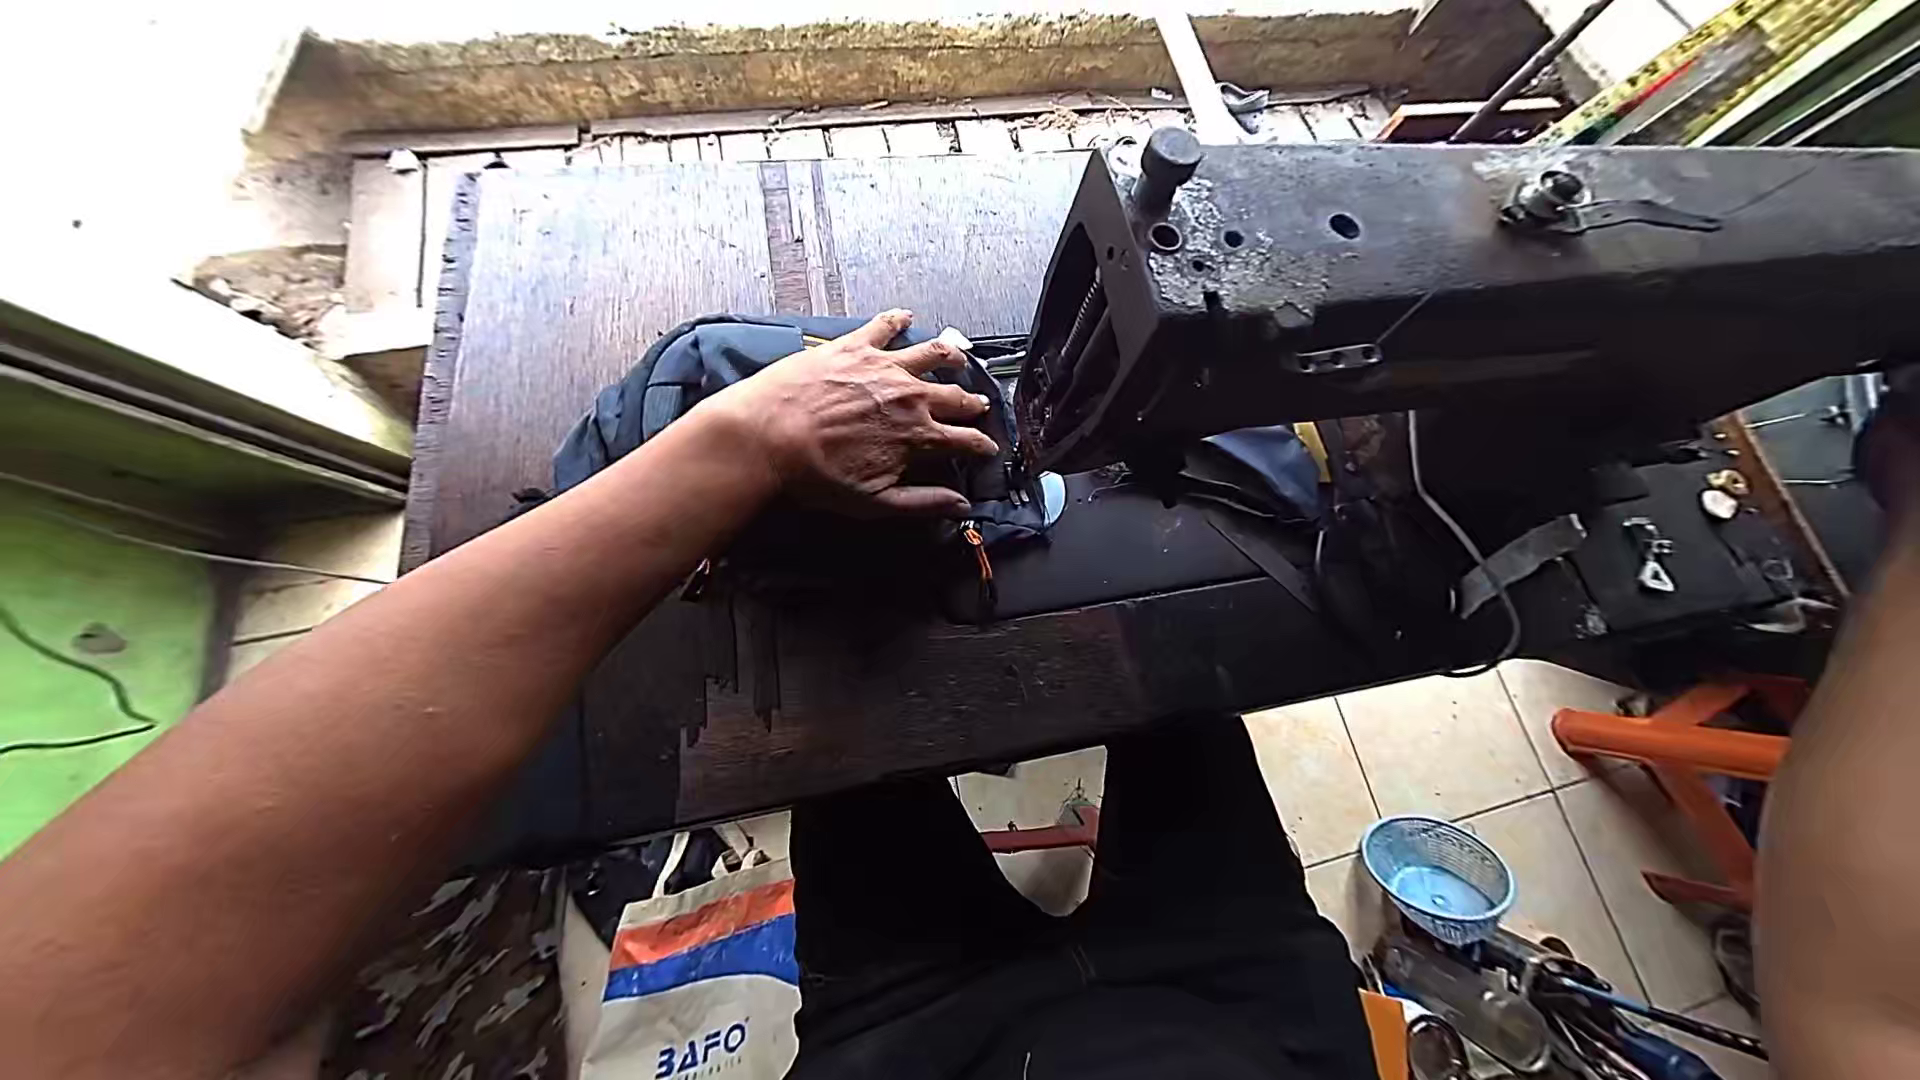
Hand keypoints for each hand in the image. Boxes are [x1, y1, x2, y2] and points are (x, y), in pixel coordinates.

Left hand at [698, 309, 999, 515]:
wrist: (766, 436)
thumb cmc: (816, 474)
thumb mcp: (875, 502)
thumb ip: (923, 503)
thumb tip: (960, 507)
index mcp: (917, 435)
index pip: (965, 439)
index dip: (981, 445)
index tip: (988, 448)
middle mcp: (909, 396)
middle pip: (954, 397)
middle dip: (972, 403)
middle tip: (980, 406)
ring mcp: (883, 367)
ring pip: (931, 354)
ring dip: (950, 356)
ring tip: (959, 357)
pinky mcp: (854, 347)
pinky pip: (884, 327)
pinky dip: (897, 320)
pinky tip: (904, 316)